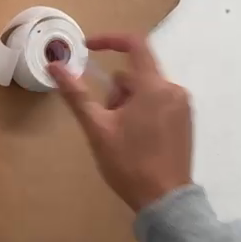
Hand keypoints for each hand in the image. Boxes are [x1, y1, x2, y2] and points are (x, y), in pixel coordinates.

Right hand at [50, 33, 193, 211]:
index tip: (86, 47)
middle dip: (115, 91)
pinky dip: (142, 112)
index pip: (134, 44)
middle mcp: (174, 90)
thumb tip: (54, 65)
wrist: (164, 200)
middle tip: (104, 121)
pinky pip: (158, 103)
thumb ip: (76, 93)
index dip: (108, 40)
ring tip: (120, 137)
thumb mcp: (97, 128)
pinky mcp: (186, 121)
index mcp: (154, 87)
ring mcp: (183, 106)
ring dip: (127, 104)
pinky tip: (136, 140)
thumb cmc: (128, 163)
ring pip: (146, 90)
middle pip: (135, 74)